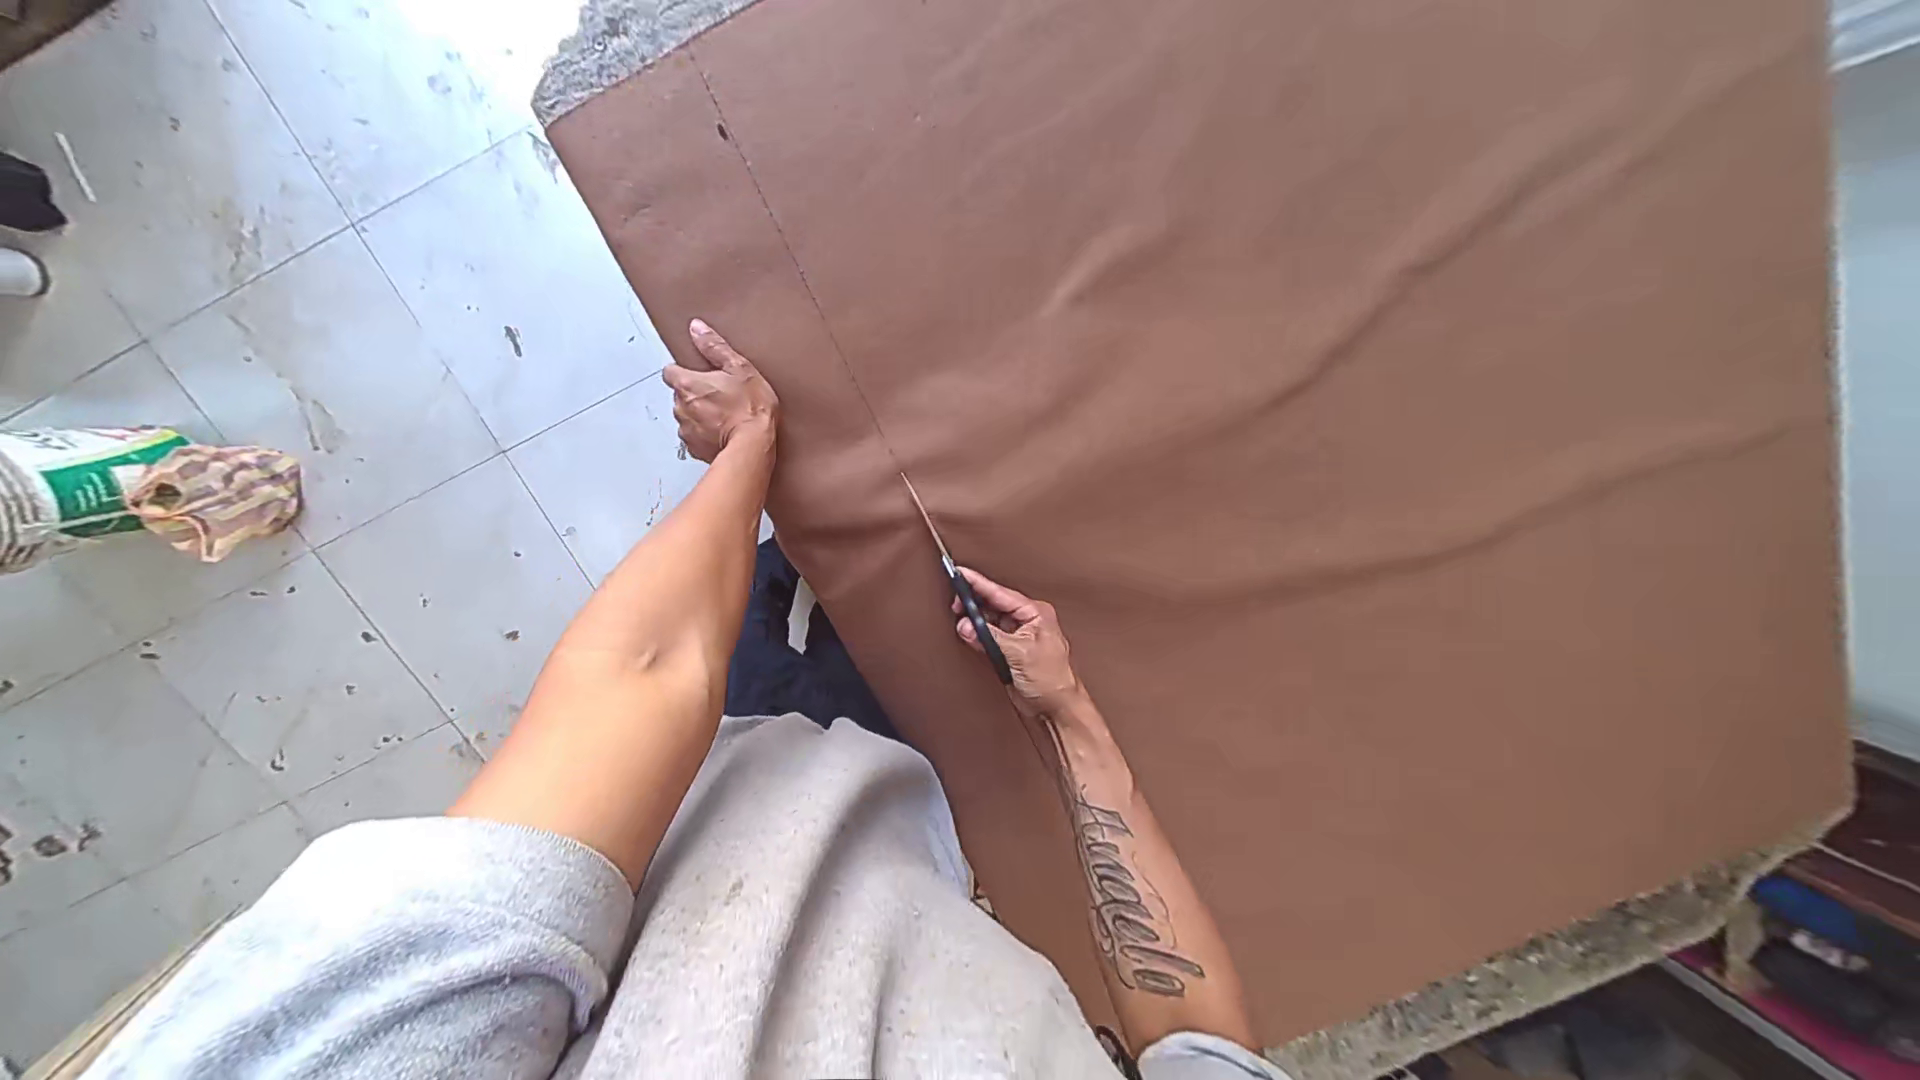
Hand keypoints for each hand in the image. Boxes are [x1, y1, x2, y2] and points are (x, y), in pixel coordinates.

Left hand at [662, 319, 778, 461]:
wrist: (754, 446)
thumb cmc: (750, 409)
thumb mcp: (740, 369)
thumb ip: (715, 347)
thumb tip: (697, 328)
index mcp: (687, 384)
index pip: (670, 372)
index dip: (684, 373)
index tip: (699, 376)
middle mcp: (680, 406)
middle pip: (679, 395)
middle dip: (695, 396)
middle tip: (720, 397)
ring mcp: (686, 429)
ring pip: (687, 418)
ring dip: (700, 417)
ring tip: (725, 418)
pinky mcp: (695, 449)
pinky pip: (695, 439)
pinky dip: (706, 436)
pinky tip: (724, 434)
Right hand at [951, 567, 1090, 723]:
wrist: (1056, 708)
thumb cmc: (1053, 680)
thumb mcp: (1019, 652)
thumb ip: (990, 636)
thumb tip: (968, 625)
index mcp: (1035, 613)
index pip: (1001, 593)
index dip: (978, 583)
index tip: (961, 573)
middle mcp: (1027, 621)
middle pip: (993, 604)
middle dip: (973, 602)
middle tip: (956, 602)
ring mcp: (1017, 636)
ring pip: (989, 619)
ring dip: (974, 621)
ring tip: (960, 620)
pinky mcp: (1009, 650)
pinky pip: (988, 636)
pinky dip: (977, 635)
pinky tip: (968, 634)